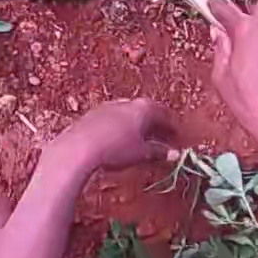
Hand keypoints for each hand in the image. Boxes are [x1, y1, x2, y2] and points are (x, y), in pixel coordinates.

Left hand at [44, 99, 174, 173]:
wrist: (79, 147)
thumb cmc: (116, 148)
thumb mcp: (141, 153)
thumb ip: (158, 152)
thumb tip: (174, 154)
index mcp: (144, 108)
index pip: (165, 115)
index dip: (173, 128)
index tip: (178, 138)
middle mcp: (127, 103)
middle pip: (147, 113)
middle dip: (156, 127)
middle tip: (162, 140)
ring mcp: (108, 107)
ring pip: (129, 115)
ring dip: (138, 127)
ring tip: (142, 142)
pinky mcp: (92, 115)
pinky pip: (113, 120)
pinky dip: (122, 129)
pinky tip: (120, 141)